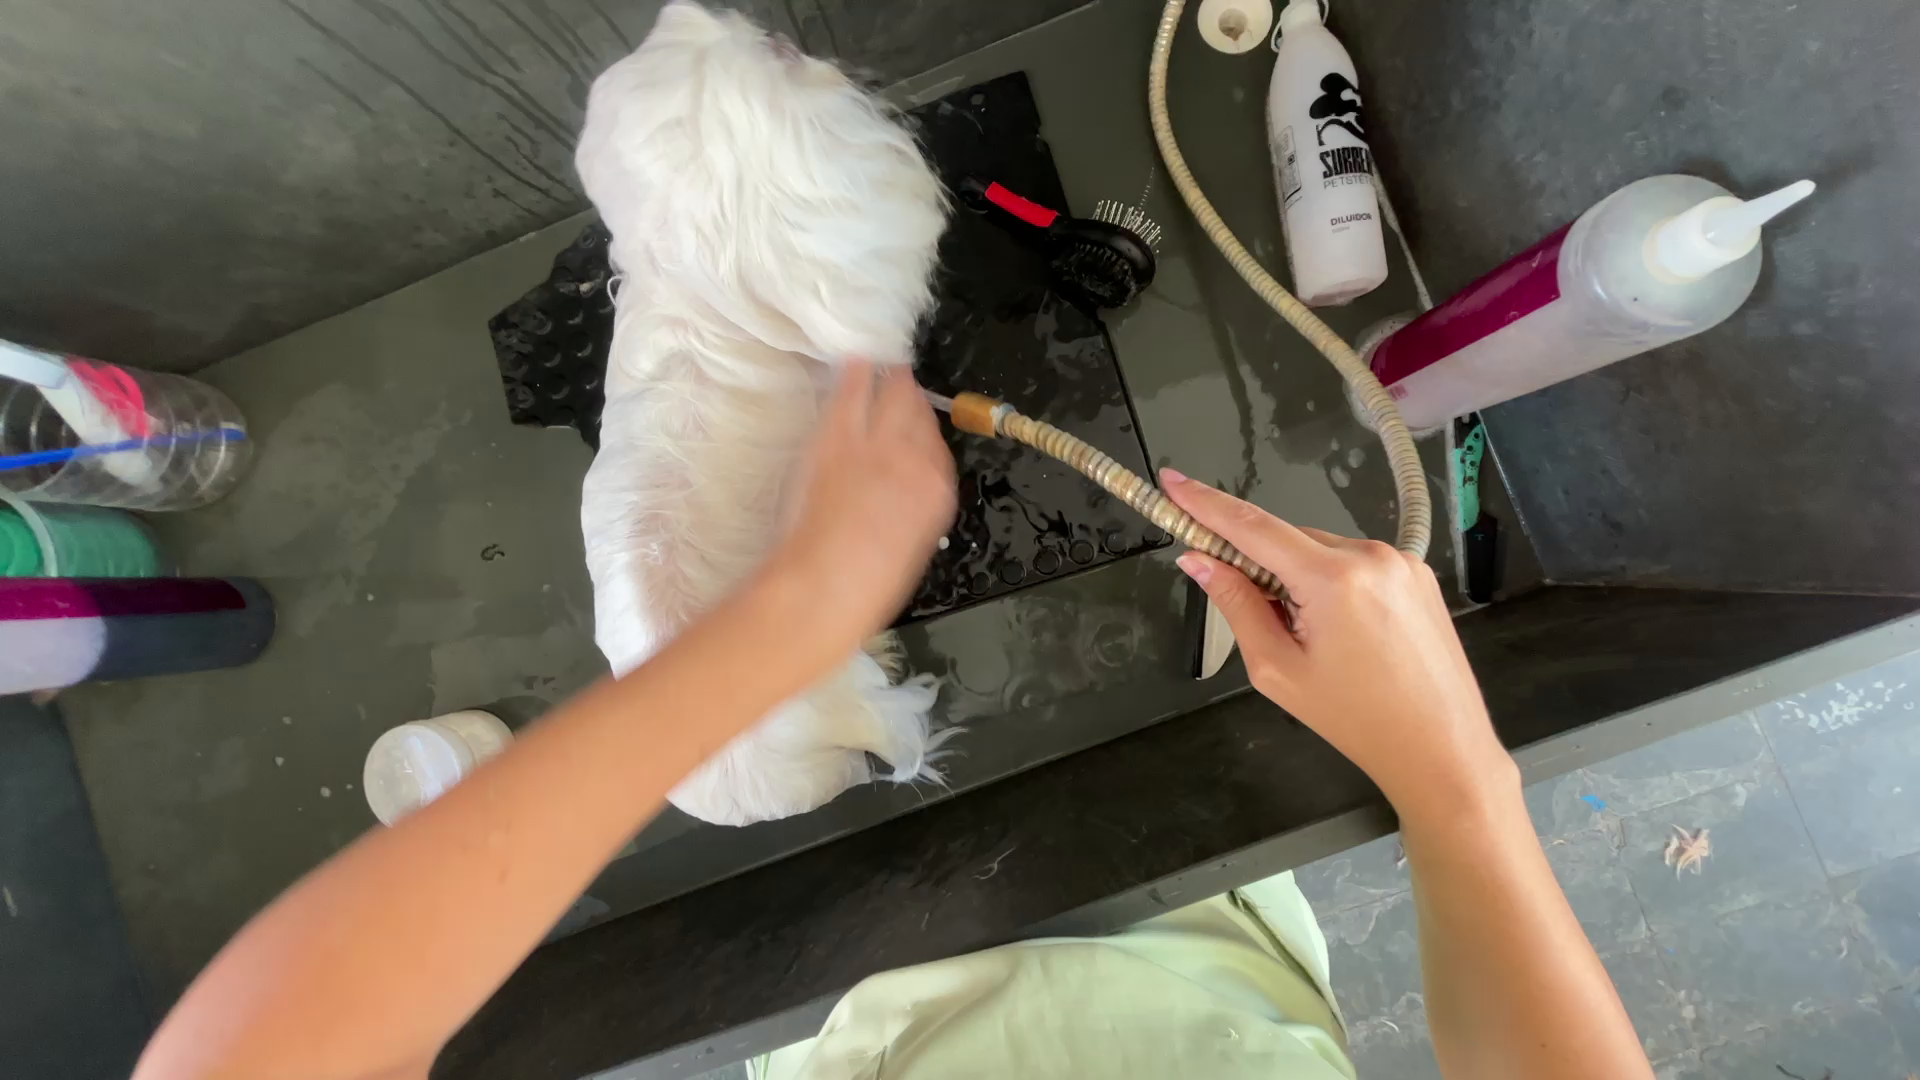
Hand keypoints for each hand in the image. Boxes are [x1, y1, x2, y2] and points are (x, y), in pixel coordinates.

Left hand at [761, 362, 956, 649]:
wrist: (822, 587)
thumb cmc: (868, 586)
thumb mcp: (909, 550)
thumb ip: (912, 512)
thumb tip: (904, 496)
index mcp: (937, 495)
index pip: (939, 450)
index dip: (927, 435)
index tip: (919, 429)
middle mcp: (914, 460)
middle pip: (919, 414)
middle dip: (914, 397)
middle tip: (906, 383)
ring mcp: (874, 444)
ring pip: (891, 397)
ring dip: (891, 380)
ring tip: (889, 366)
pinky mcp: (835, 437)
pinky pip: (850, 396)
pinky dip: (856, 376)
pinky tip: (856, 362)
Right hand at [1161, 469, 1515, 817]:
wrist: (1441, 749)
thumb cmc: (1352, 718)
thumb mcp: (1276, 667)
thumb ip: (1235, 604)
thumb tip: (1197, 559)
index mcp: (1332, 578)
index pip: (1251, 526)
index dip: (1204, 501)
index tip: (1171, 480)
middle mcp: (1370, 555)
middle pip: (1285, 538)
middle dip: (1255, 561)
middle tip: (1248, 607)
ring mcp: (1400, 561)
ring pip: (1317, 550)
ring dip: (1294, 575)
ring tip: (1307, 634)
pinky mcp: (1416, 574)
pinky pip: (1349, 561)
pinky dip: (1325, 580)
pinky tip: (1338, 628)